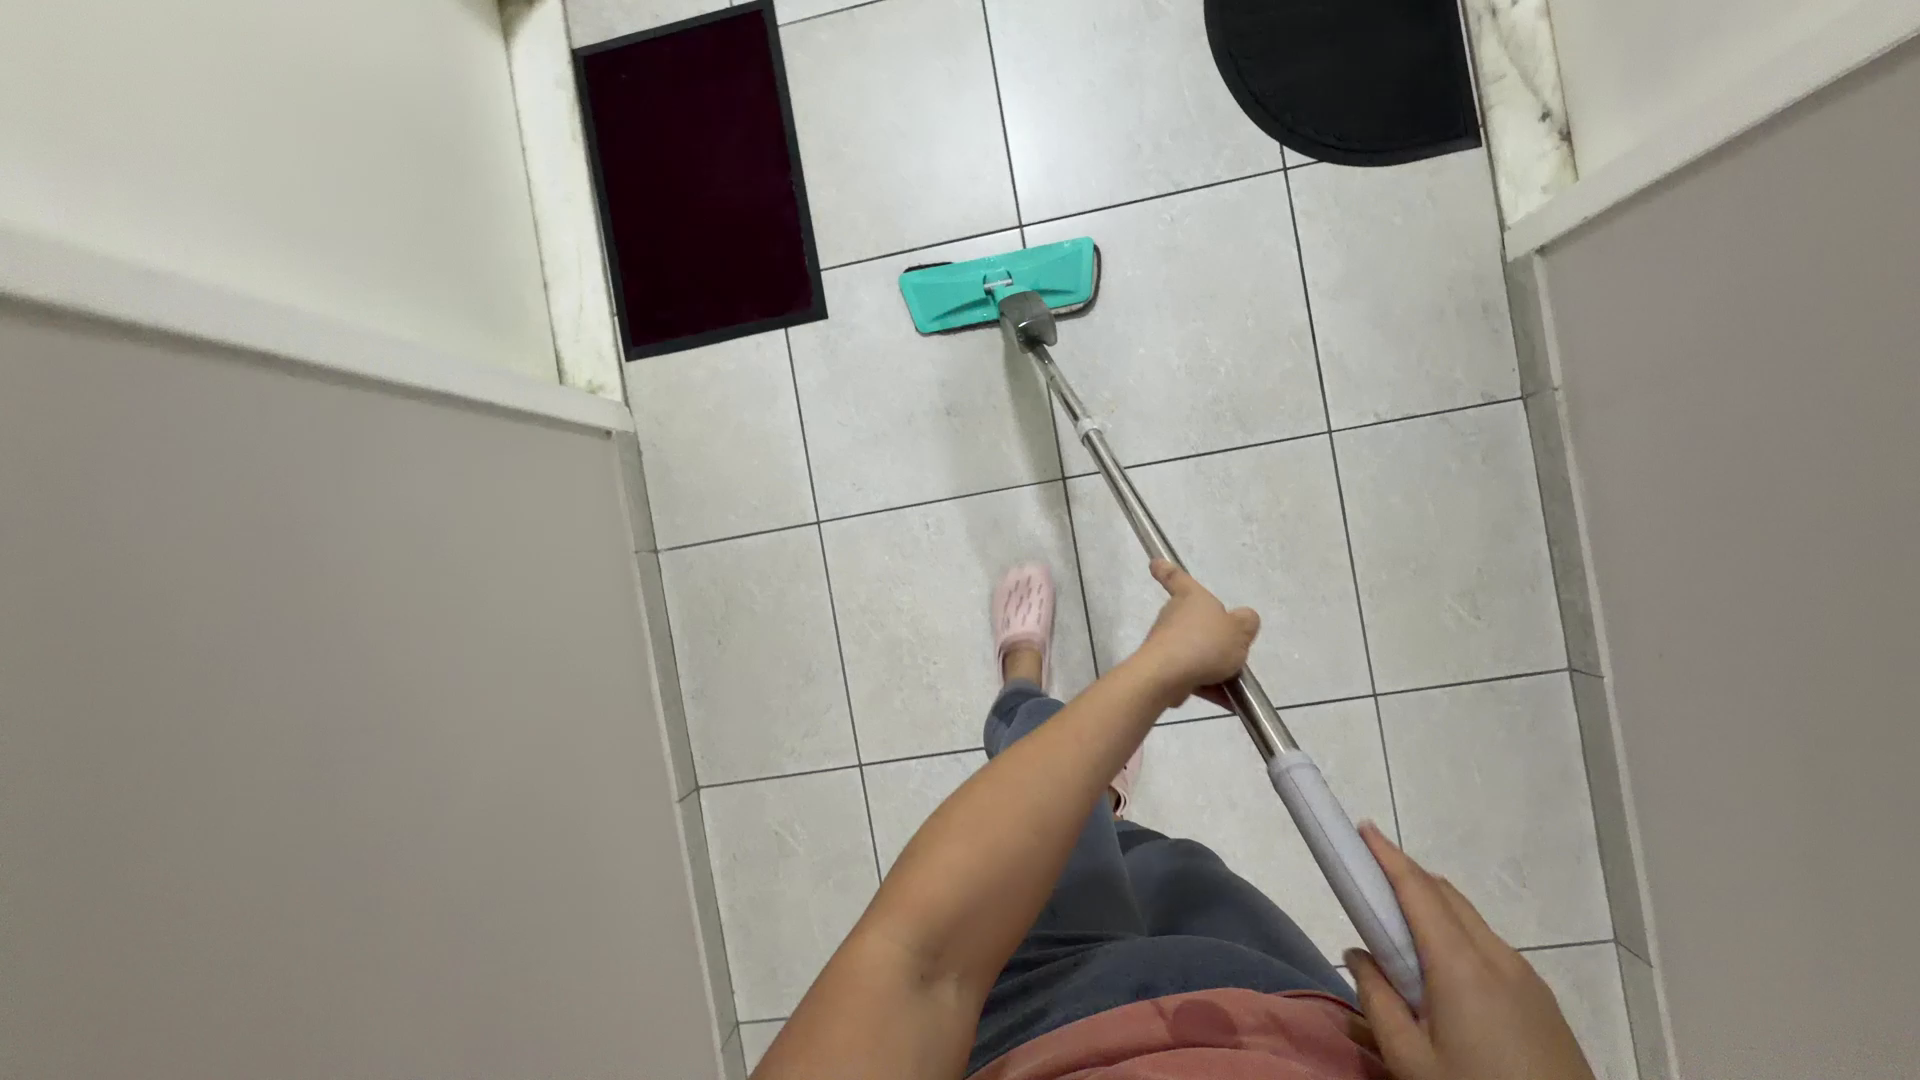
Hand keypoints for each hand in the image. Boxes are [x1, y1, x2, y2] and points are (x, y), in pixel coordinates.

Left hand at [1135, 559, 1258, 707]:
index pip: (1177, 578)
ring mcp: (1166, 642)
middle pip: (1196, 623)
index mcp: (1190, 598)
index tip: (1154, 562)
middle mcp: (1174, 616)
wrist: (1167, 675)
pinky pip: (1192, 675)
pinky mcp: (1163, 667)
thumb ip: (1246, 622)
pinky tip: (1228, 701)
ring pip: (1196, 653)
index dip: (1167, 570)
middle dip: (1214, 639)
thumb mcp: (1239, 630)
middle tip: (1234, 655)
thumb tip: (1243, 620)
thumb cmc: (1204, 643)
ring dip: (1215, 668)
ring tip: (1233, 685)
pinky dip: (1209, 686)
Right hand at [1346, 824, 1597, 1079]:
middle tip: (1367, 874)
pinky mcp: (1542, 1001)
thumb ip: (1377, 999)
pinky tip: (1440, 968)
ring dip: (1432, 905)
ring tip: (1397, 924)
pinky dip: (1456, 932)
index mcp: (1460, 966)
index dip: (1387, 855)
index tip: (1362, 827)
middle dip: (1406, 874)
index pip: (1418, 890)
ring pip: (1470, 919)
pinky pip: (1489, 946)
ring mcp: (1527, 978)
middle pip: (1446, 896)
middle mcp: (1498, 958)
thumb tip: (1358, 954)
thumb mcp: (1410, 1060)